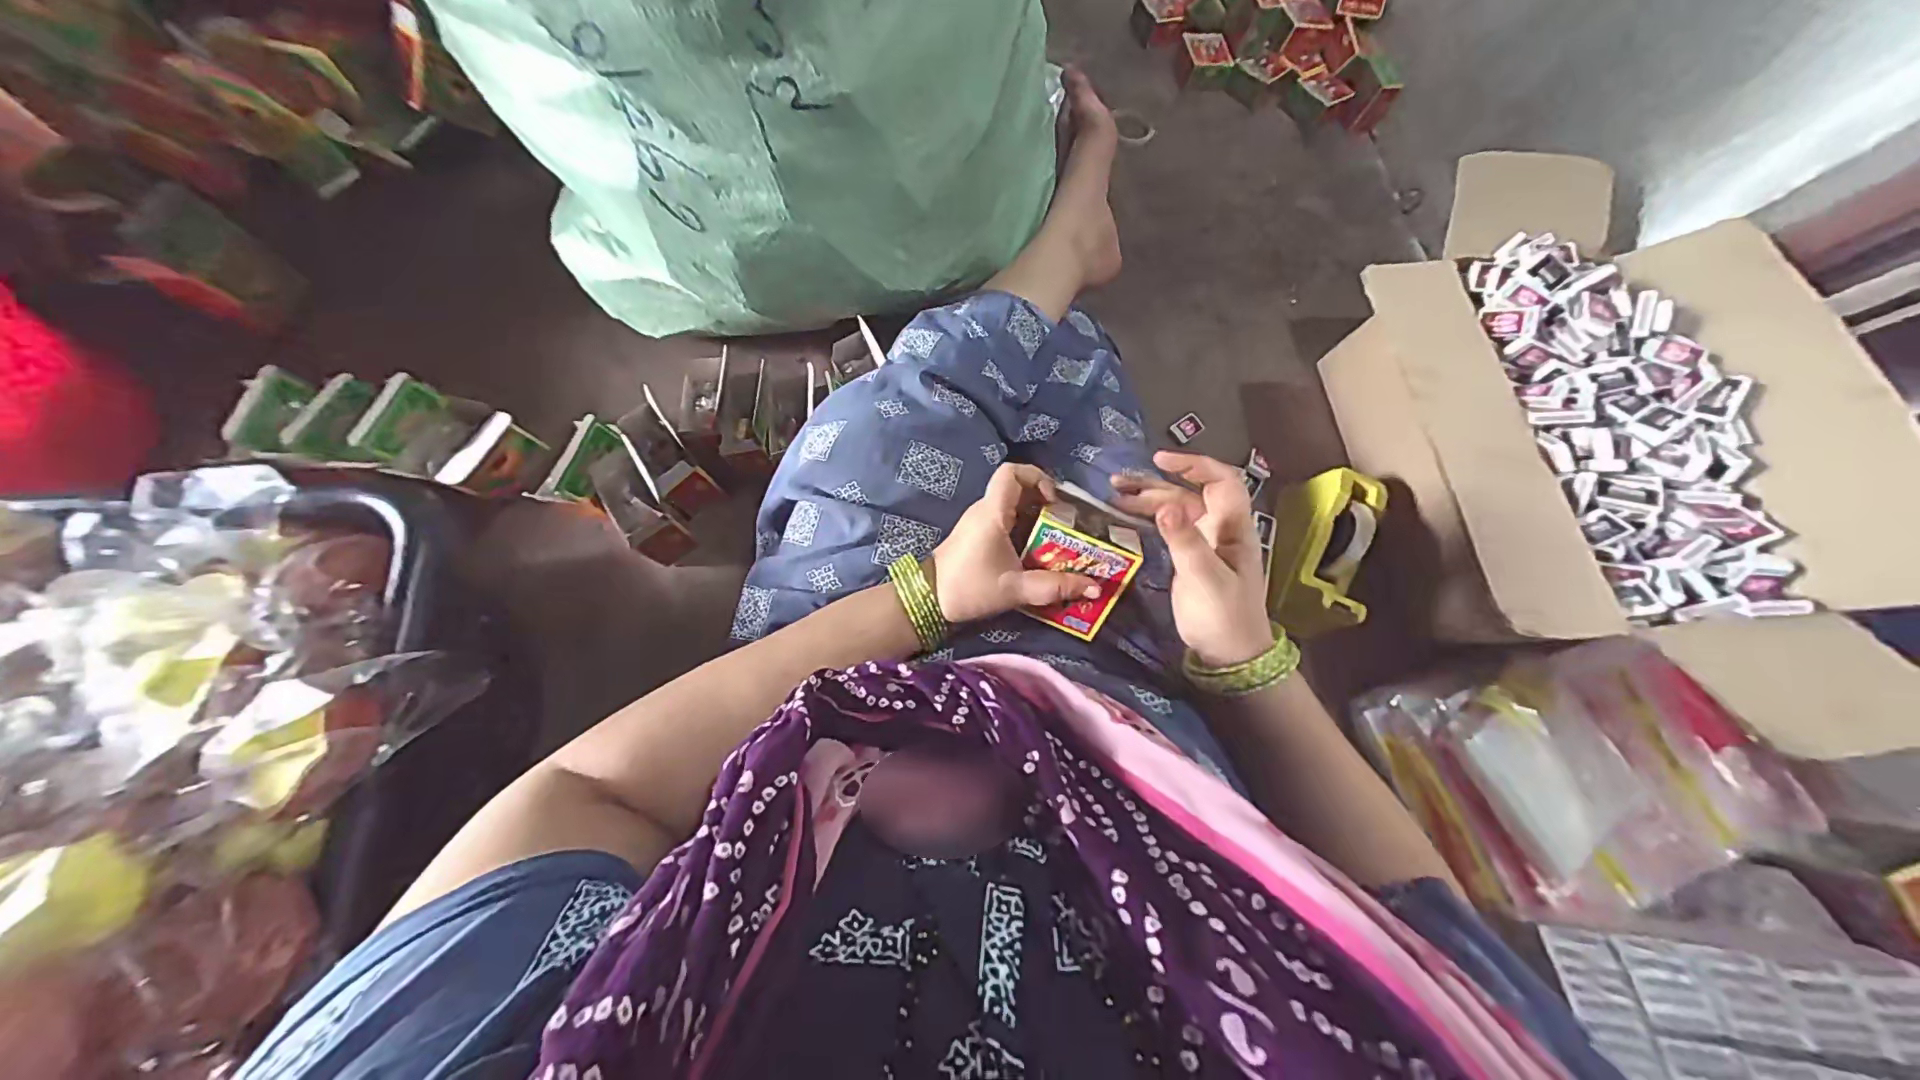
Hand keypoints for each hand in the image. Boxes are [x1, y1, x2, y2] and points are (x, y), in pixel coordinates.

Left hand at [929, 464, 1101, 624]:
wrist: (928, 600)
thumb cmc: (970, 588)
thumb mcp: (1016, 589)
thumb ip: (1055, 587)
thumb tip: (1094, 586)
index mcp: (992, 513)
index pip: (1011, 472)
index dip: (1037, 477)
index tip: (1054, 501)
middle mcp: (984, 510)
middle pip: (1017, 488)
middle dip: (1044, 502)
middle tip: (1064, 525)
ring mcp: (977, 522)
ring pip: (1011, 506)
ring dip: (1034, 518)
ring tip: (1055, 541)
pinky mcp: (975, 535)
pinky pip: (1003, 520)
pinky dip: (1021, 529)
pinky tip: (1034, 552)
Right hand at [1112, 452, 1274, 666]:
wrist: (1230, 655)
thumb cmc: (1223, 616)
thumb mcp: (1203, 578)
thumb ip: (1184, 541)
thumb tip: (1164, 505)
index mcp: (1232, 528)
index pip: (1220, 481)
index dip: (1193, 464)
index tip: (1159, 459)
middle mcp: (1220, 530)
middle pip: (1190, 494)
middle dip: (1157, 483)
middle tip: (1118, 482)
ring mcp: (1205, 544)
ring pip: (1177, 510)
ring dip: (1149, 500)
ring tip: (1115, 495)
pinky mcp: (1191, 559)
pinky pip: (1171, 529)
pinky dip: (1150, 519)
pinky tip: (1128, 517)